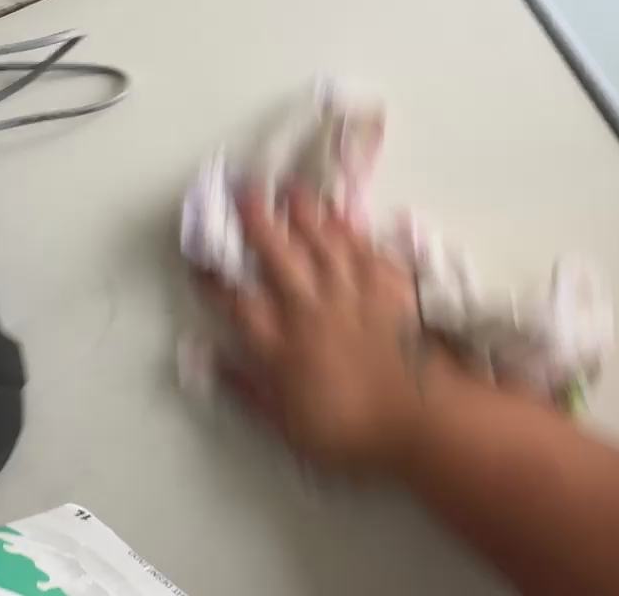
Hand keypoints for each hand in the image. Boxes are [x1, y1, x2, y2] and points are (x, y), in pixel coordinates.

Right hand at [200, 183, 446, 472]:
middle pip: (278, 256)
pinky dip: (349, 228)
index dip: (215, 280)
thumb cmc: (351, 431)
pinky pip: (362, 248)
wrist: (418, 418)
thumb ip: (247, 391)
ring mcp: (350, 293)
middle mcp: (311, 311)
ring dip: (303, 212)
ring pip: (320, 242)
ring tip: (289, 187)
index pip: (239, 303)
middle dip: (257, 221)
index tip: (200, 258)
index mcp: (282, 347)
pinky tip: (340, 213)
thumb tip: (210, 364)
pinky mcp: (386, 285)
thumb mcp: (287, 427)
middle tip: (243, 190)